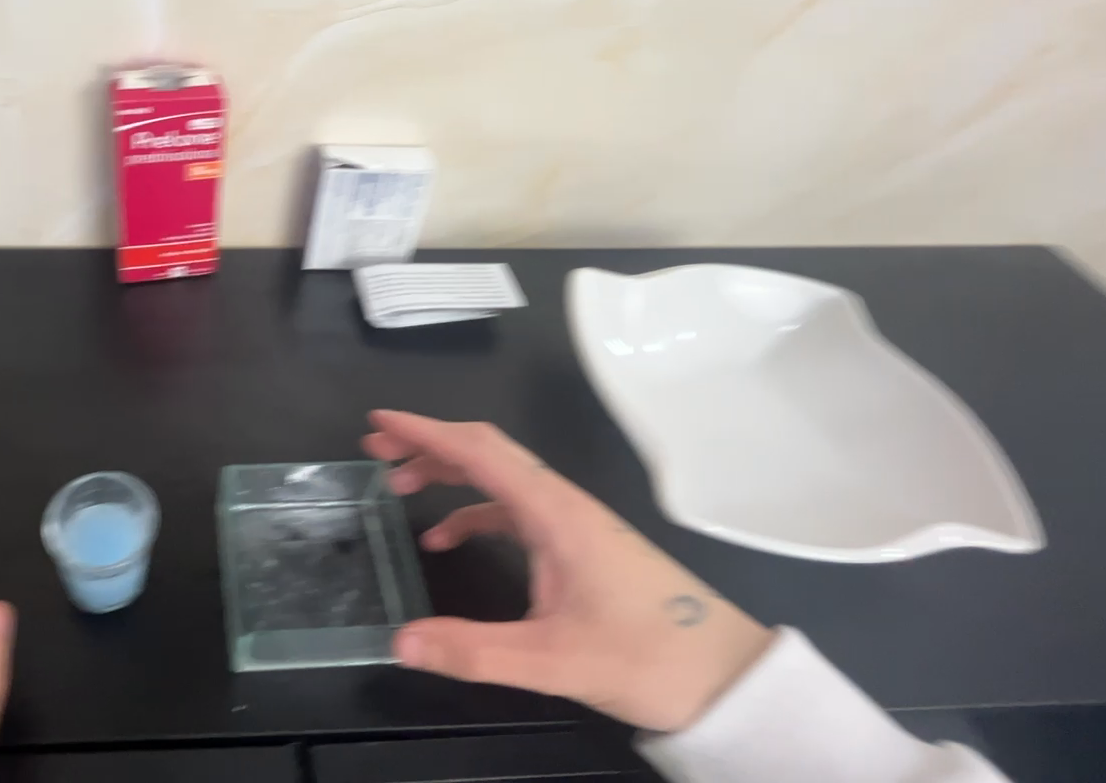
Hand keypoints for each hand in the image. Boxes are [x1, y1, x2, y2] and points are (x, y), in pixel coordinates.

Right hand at [364, 410, 773, 731]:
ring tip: (398, 484)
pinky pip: (511, 508)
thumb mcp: (555, 662)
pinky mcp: (574, 541)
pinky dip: (471, 512)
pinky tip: (444, 539)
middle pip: (484, 451)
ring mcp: (569, 520)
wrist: (730, 682)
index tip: (380, 423)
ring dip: (446, 472)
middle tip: (376, 448)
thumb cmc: (648, 661)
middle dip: (427, 443)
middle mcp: (559, 502)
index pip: (478, 451)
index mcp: (553, 512)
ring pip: (496, 476)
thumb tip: (398, 643)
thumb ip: (474, 652)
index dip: (425, 432)